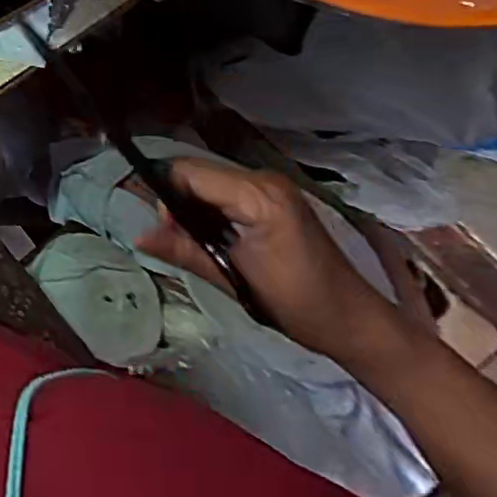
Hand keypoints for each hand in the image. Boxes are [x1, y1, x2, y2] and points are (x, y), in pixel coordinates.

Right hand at [135, 159, 406, 363]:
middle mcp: (264, 179)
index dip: (166, 195)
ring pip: (205, 179)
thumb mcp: (235, 281)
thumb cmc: (302, 305)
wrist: (360, 325)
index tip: (167, 230)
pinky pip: (222, 188)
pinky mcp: (271, 195)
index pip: (188, 172)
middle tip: (178, 238)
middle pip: (195, 172)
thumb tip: (137, 235)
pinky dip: (208, 207)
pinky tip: (215, 235)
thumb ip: (183, 251)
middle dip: (176, 200)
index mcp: (259, 196)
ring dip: (191, 204)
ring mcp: (270, 185)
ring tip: (198, 240)